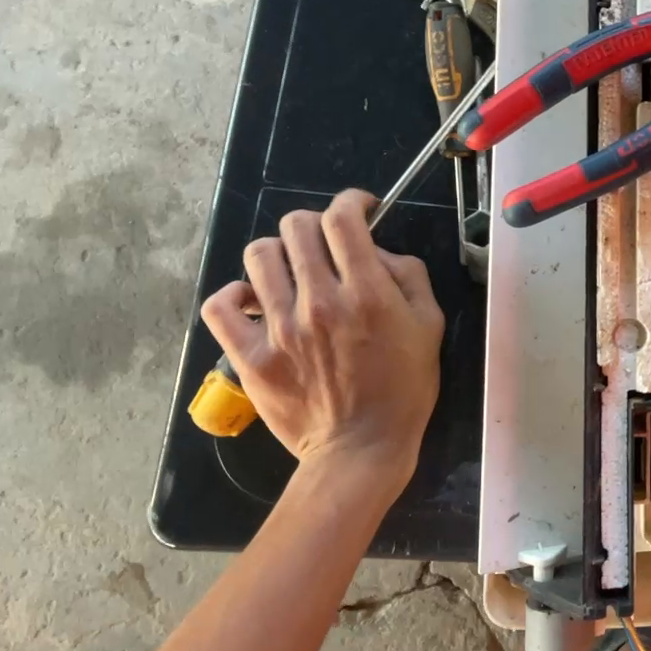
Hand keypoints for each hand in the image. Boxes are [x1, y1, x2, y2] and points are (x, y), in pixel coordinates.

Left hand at [200, 189, 445, 480]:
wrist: (361, 449)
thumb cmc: (405, 388)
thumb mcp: (430, 325)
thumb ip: (409, 277)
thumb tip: (377, 252)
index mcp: (366, 292)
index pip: (343, 219)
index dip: (351, 201)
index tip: (360, 208)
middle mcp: (319, 301)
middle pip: (297, 228)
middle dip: (316, 224)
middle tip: (328, 244)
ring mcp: (279, 329)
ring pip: (259, 256)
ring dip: (279, 253)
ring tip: (292, 271)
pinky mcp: (251, 356)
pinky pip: (220, 306)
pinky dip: (233, 293)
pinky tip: (254, 300)